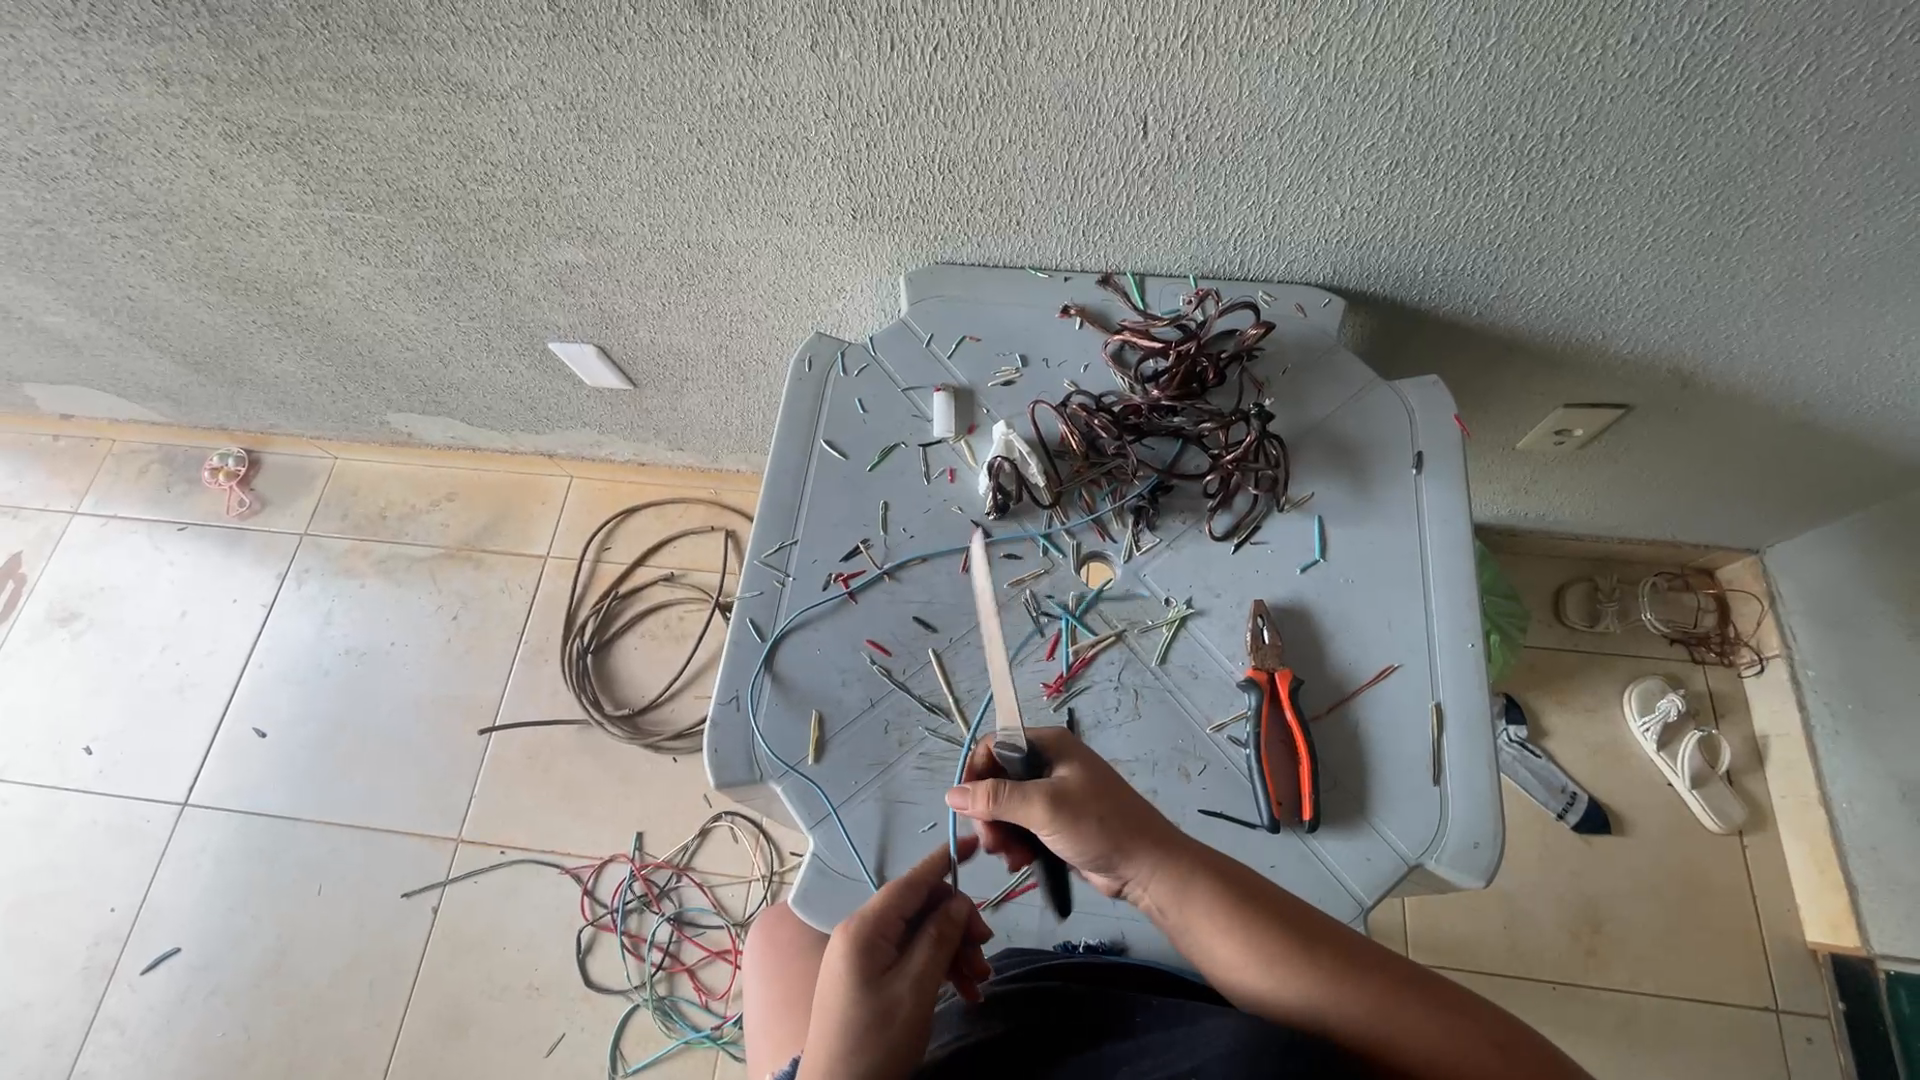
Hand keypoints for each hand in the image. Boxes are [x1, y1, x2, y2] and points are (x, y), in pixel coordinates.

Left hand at [797, 838, 994, 1079]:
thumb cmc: (876, 1043)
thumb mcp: (915, 990)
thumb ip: (938, 938)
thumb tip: (958, 901)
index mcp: (865, 927)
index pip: (912, 880)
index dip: (945, 860)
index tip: (977, 842)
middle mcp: (861, 932)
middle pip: (920, 908)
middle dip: (957, 925)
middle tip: (985, 953)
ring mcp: (863, 955)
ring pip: (919, 934)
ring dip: (952, 950)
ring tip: (980, 981)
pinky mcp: (868, 976)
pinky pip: (908, 956)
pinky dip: (937, 968)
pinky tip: (964, 991)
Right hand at [945, 728, 1192, 903]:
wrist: (1146, 867)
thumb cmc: (1098, 825)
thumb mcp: (1043, 806)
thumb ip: (995, 798)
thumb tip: (951, 793)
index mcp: (1048, 745)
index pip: (995, 746)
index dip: (976, 773)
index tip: (967, 806)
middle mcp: (1049, 763)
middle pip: (997, 780)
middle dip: (988, 812)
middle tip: (992, 843)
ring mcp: (1054, 794)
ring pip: (1007, 808)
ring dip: (1001, 833)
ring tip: (1009, 857)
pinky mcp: (1058, 822)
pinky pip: (1022, 827)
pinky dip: (1016, 843)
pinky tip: (1020, 863)